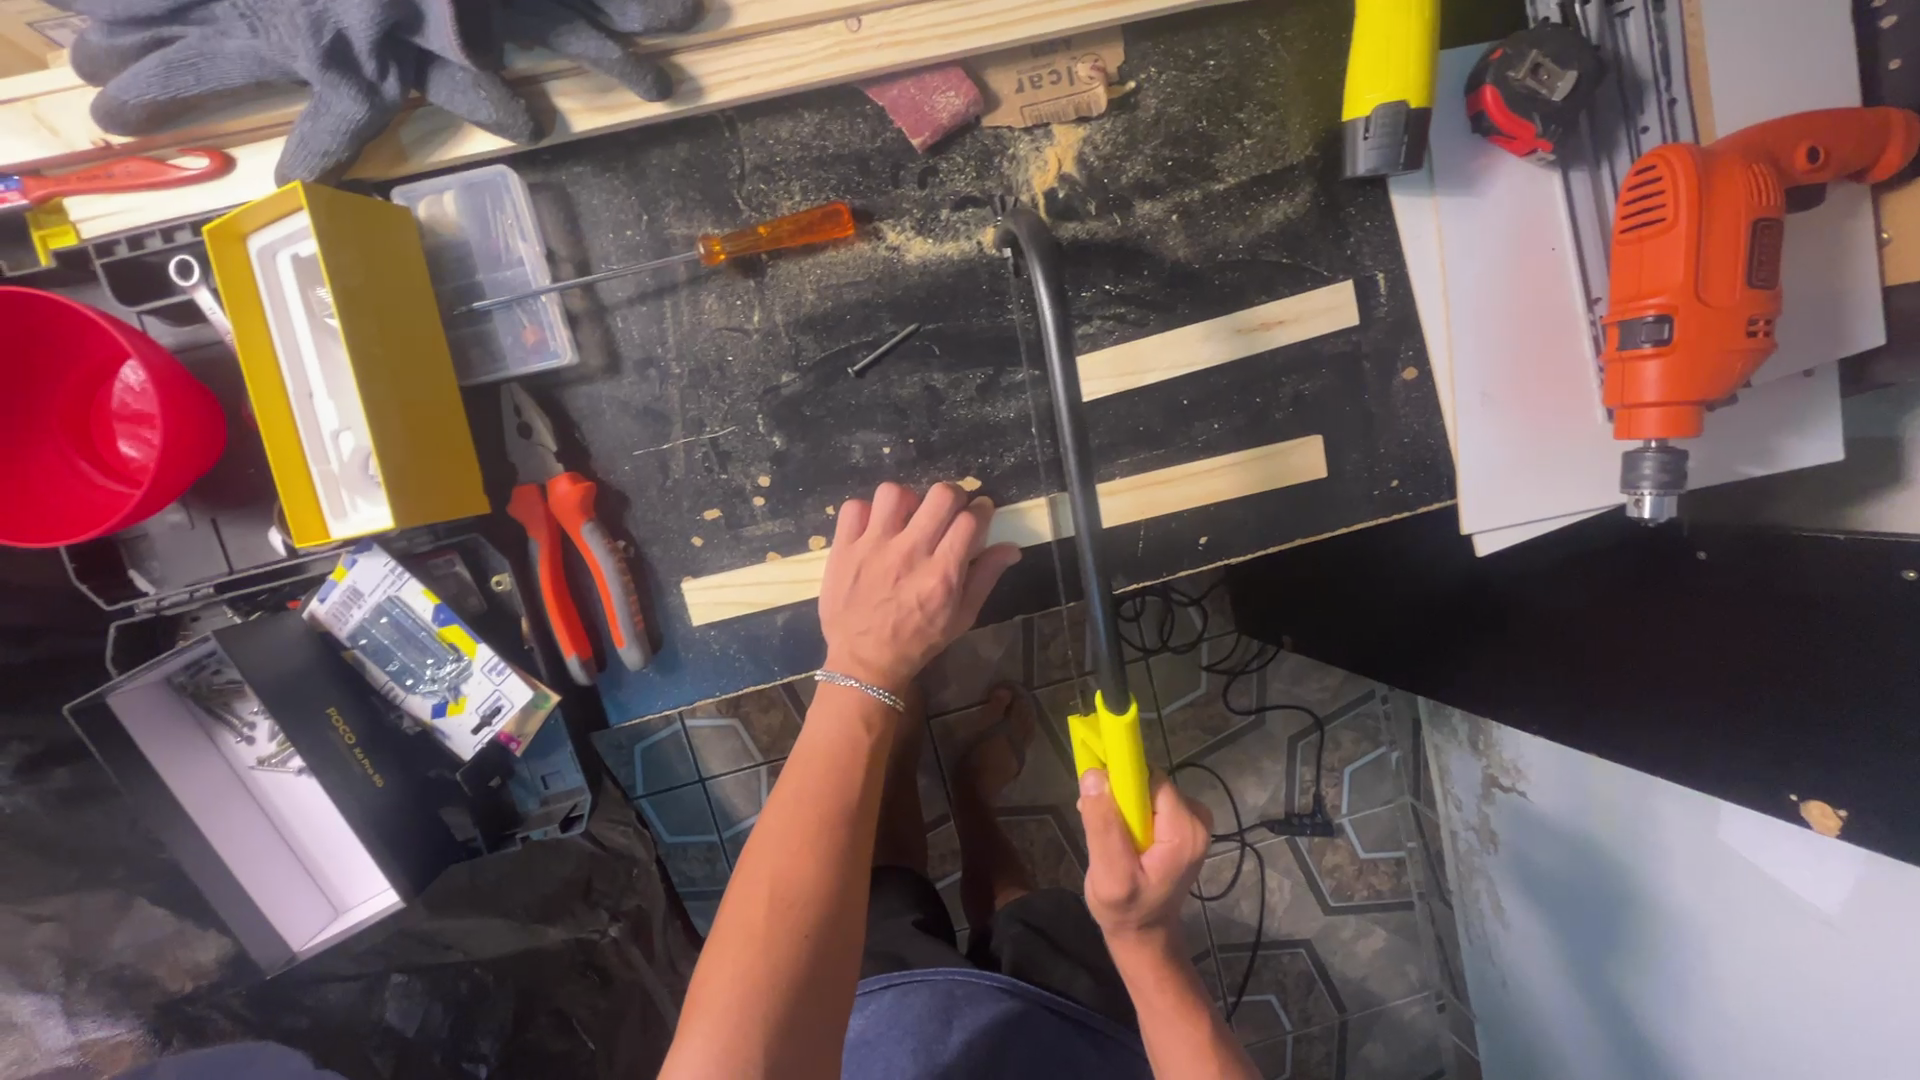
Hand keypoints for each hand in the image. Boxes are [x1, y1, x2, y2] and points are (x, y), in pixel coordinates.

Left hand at [818, 482, 1022, 692]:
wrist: (864, 662)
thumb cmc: (918, 642)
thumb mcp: (961, 617)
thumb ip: (986, 577)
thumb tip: (1012, 548)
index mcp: (942, 573)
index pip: (970, 519)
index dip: (981, 509)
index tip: (980, 513)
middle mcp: (909, 553)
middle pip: (940, 496)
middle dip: (952, 497)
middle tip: (948, 512)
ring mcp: (873, 547)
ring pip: (894, 493)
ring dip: (907, 501)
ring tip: (907, 519)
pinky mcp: (844, 548)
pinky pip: (855, 507)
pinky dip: (867, 512)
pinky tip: (875, 528)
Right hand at [1079, 769, 1212, 947]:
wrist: (1145, 932)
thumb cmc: (1126, 909)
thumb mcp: (1110, 873)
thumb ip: (1103, 824)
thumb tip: (1095, 774)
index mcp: (1184, 831)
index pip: (1151, 779)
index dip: (1121, 780)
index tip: (1096, 793)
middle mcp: (1196, 819)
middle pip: (1149, 781)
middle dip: (1118, 793)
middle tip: (1095, 817)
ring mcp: (1191, 820)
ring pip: (1146, 788)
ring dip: (1120, 803)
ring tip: (1105, 832)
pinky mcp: (1181, 823)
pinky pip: (1150, 798)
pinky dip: (1129, 810)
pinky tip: (1117, 833)